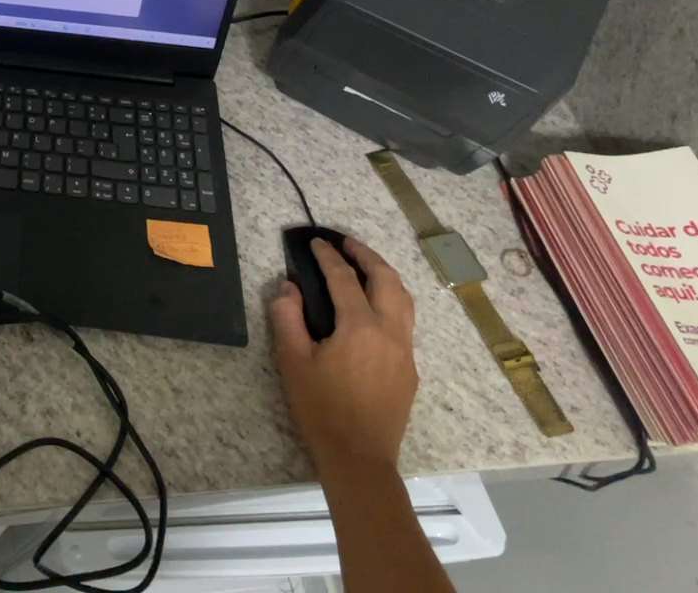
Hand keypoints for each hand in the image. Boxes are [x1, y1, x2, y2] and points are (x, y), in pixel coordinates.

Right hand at [268, 237, 418, 482]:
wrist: (359, 457)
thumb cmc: (321, 408)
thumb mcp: (292, 360)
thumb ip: (287, 317)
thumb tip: (287, 286)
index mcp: (360, 327)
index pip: (344, 279)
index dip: (328, 256)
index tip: (315, 241)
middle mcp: (391, 332)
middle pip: (387, 280)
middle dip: (366, 256)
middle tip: (345, 242)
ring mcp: (405, 351)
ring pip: (403, 299)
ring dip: (384, 275)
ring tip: (363, 264)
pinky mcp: (409, 368)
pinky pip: (404, 321)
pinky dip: (389, 300)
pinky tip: (372, 306)